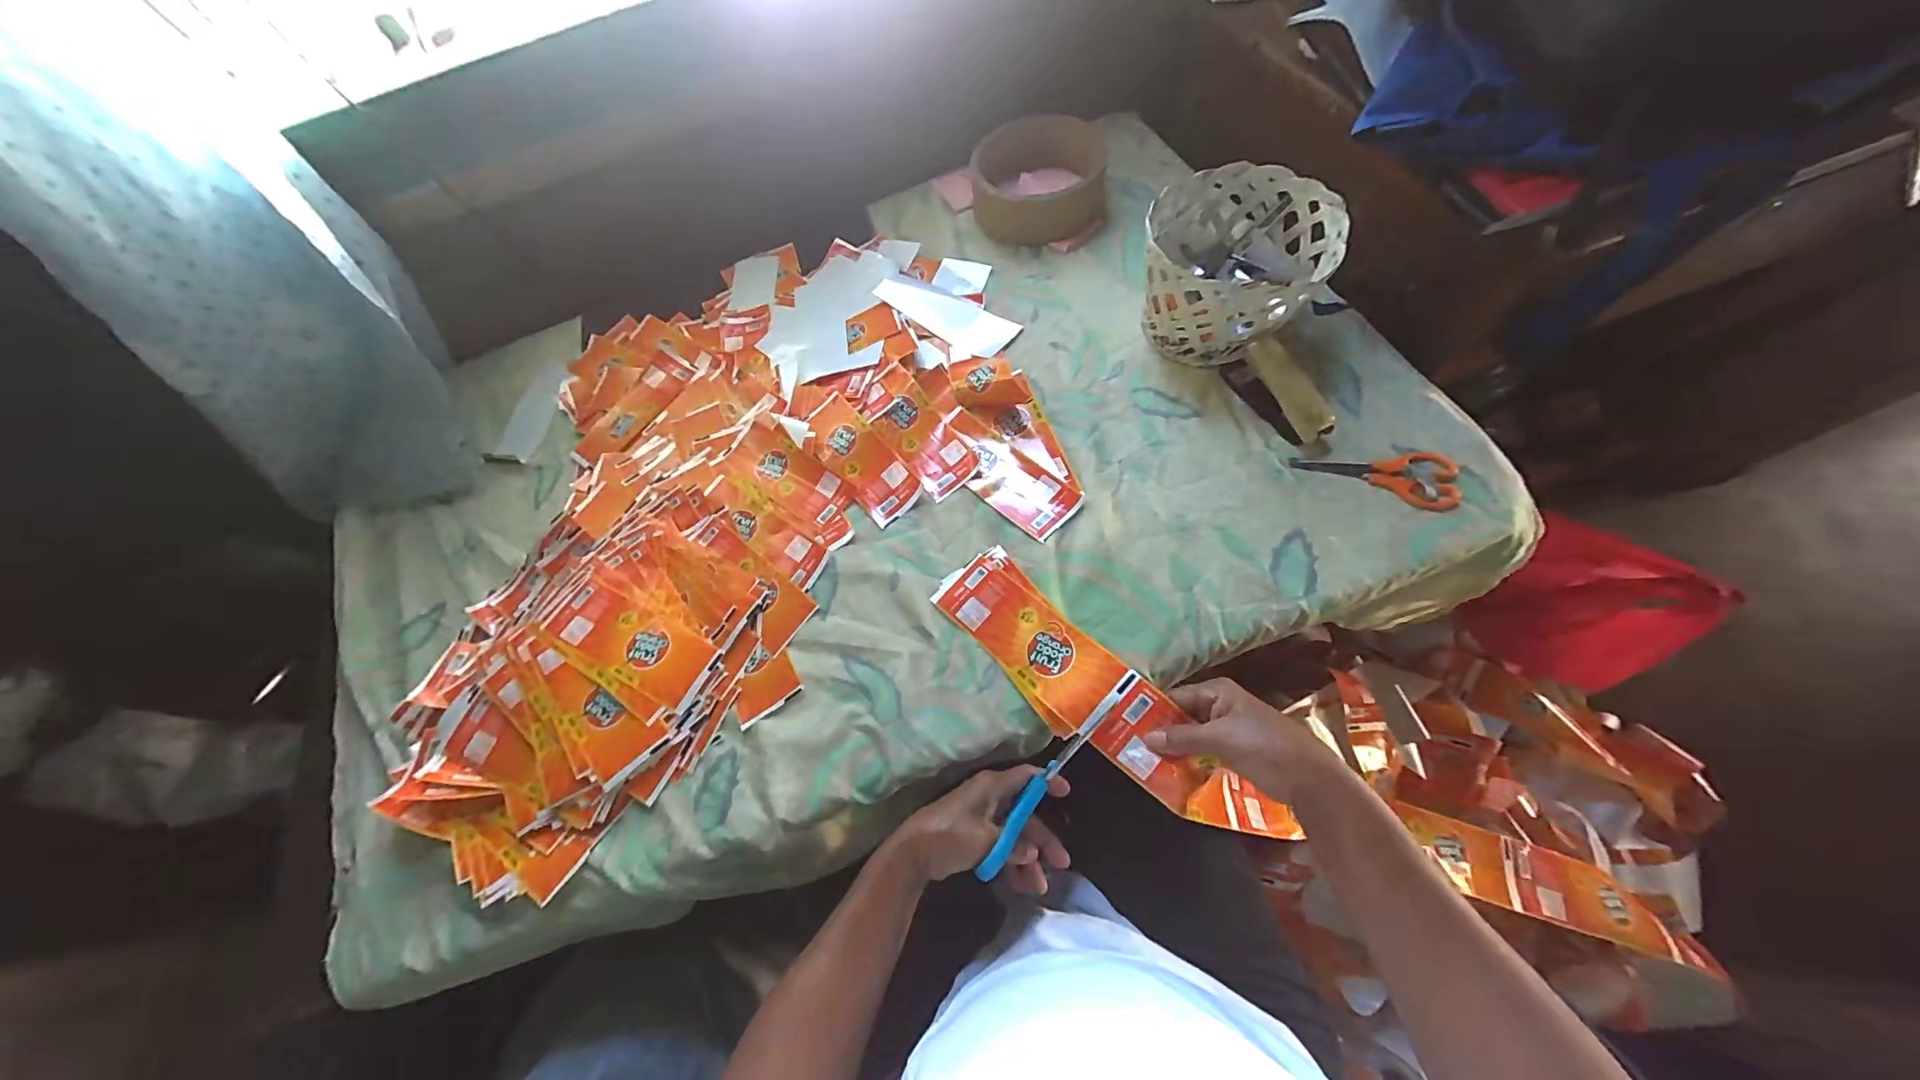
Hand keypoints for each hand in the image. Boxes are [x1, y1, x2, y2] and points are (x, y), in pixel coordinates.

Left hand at [887, 766, 1070, 894]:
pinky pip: (1000, 845)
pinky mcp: (972, 835)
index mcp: (992, 787)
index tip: (1066, 792)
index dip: (1047, 782)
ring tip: (1037, 888)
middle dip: (1042, 841)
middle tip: (1061, 864)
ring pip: (1014, 835)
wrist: (912, 853)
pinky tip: (1017, 886)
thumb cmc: (950, 836)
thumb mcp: (987, 841)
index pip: (1027, 777)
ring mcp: (981, 817)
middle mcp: (989, 798)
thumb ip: (1013, 844)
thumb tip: (1032, 853)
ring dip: (1027, 860)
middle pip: (1025, 815)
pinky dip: (1010, 863)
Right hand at [1142, 678, 1352, 804]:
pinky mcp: (1233, 751)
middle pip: (1181, 716)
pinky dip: (1188, 760)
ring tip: (1145, 762)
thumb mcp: (1221, 739)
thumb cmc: (1266, 747)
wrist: (1311, 780)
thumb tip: (1145, 737)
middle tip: (1132, 747)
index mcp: (1218, 692)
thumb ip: (1183, 738)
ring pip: (1190, 736)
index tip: (1127, 725)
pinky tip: (1170, 772)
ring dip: (1173, 748)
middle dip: (1161, 731)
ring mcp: (1227, 729)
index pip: (1175, 696)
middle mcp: (1220, 705)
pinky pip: (1201, 752)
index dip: (1152, 710)